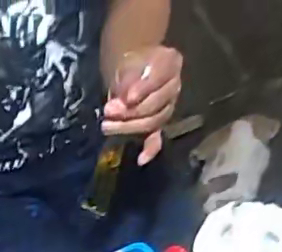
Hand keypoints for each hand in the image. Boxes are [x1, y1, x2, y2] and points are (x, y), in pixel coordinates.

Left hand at [102, 46, 181, 164]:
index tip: (127, 98)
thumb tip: (124, 102)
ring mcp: (169, 107)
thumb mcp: (127, 61)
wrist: (134, 67)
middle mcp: (174, 86)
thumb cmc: (131, 62)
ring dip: (129, 127)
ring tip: (107, 126)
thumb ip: (127, 80)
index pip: (158, 79)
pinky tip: (141, 160)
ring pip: (153, 122)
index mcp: (170, 62)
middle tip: (108, 112)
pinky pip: (157, 139)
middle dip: (129, 112)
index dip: (143, 90)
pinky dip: (150, 150)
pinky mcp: (160, 125)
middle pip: (155, 106)